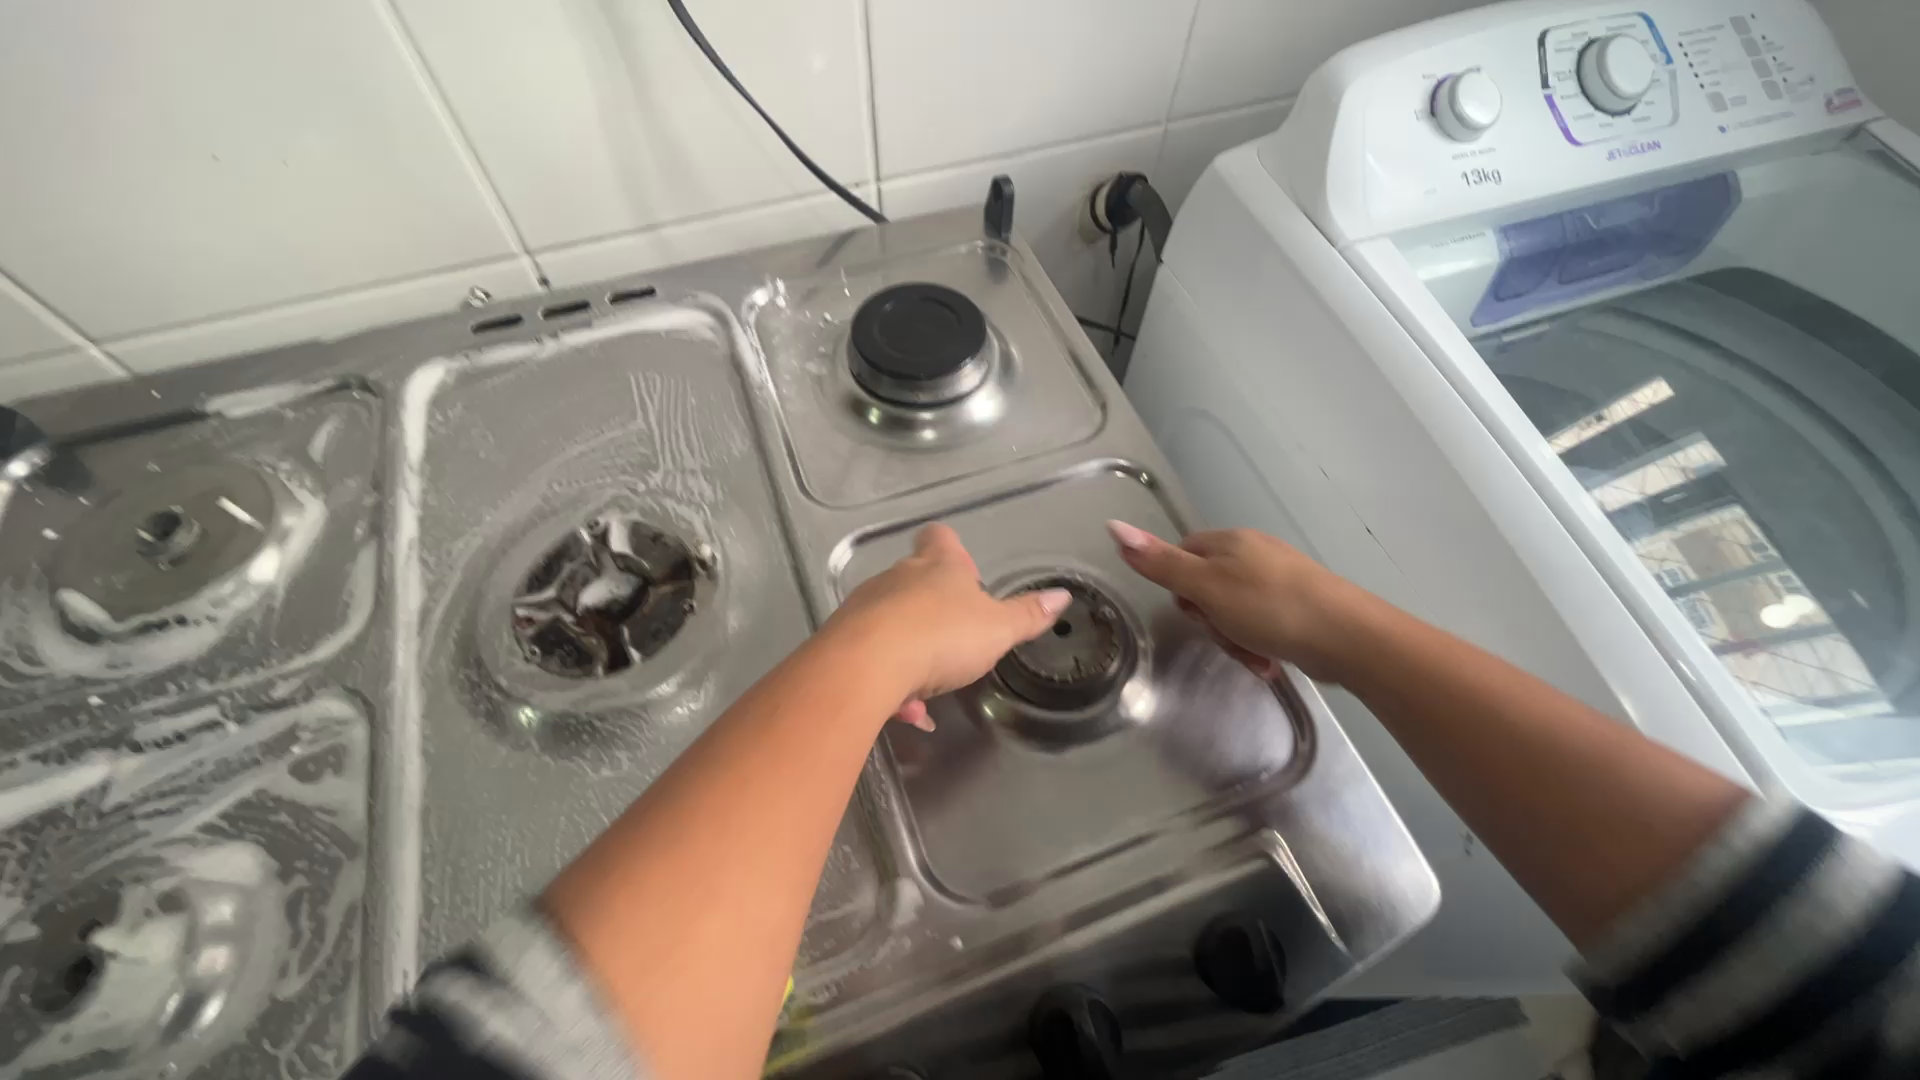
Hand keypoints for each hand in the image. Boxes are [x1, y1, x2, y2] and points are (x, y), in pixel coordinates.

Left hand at [826, 524, 1069, 729]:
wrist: (867, 666)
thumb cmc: (942, 636)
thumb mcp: (998, 629)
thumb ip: (1028, 615)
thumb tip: (1061, 596)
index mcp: (937, 566)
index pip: (941, 538)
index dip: (952, 548)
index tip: (963, 569)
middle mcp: (897, 578)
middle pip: (914, 579)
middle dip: (933, 607)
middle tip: (955, 636)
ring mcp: (865, 607)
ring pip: (892, 621)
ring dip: (911, 648)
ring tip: (931, 685)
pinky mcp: (843, 640)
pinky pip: (873, 656)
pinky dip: (891, 680)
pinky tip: (905, 710)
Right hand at [1107, 521, 1364, 682]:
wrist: (1348, 636)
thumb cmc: (1269, 607)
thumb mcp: (1205, 587)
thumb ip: (1160, 563)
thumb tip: (1113, 527)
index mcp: (1229, 542)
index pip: (1180, 556)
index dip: (1178, 588)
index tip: (1194, 612)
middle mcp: (1253, 554)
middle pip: (1206, 587)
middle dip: (1209, 620)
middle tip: (1224, 635)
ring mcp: (1279, 579)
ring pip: (1233, 611)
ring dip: (1235, 639)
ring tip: (1253, 657)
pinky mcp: (1299, 606)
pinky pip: (1261, 624)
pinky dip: (1259, 645)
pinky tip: (1270, 662)